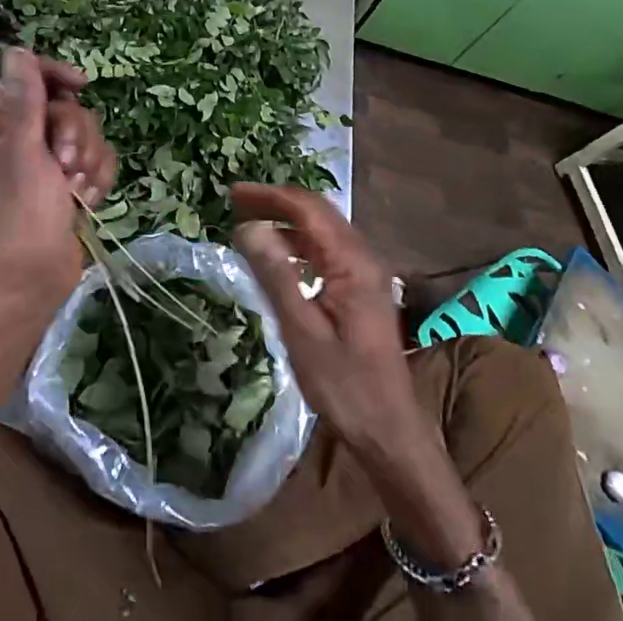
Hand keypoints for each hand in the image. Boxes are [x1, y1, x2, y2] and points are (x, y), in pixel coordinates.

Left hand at [0, 50, 112, 311]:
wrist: (38, 274)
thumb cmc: (22, 215)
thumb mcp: (22, 153)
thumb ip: (24, 101)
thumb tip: (17, 50)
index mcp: (0, 127)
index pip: (29, 79)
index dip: (55, 77)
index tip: (82, 86)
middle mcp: (25, 139)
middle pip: (67, 108)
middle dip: (74, 135)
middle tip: (64, 165)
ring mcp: (52, 162)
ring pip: (89, 134)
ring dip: (89, 162)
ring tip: (76, 190)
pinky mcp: (75, 181)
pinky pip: (100, 160)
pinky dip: (98, 179)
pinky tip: (87, 201)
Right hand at [230, 184, 419, 456]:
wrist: (389, 427)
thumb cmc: (344, 385)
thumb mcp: (302, 331)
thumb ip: (277, 275)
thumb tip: (249, 228)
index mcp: (353, 262)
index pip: (309, 209)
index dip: (270, 196)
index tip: (233, 195)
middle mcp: (365, 257)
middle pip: (319, 213)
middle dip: (278, 203)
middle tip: (237, 204)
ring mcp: (367, 272)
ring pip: (324, 231)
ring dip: (288, 222)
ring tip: (250, 224)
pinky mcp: (363, 288)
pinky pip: (329, 251)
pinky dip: (300, 244)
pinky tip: (279, 257)